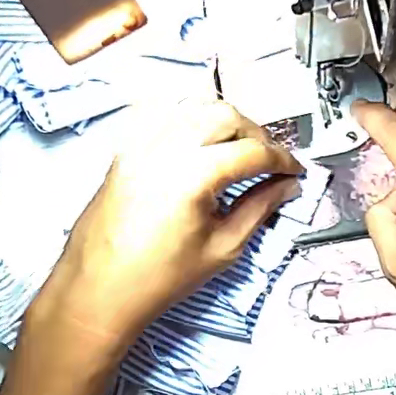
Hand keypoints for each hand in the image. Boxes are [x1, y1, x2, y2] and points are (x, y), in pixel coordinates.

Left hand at [28, 100, 302, 352]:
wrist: (100, 288)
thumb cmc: (156, 278)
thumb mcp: (223, 247)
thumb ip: (259, 208)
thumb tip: (286, 187)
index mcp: (191, 177)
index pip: (252, 151)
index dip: (282, 159)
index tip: (295, 171)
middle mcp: (163, 149)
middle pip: (226, 116)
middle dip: (258, 135)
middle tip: (272, 162)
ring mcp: (140, 143)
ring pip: (196, 105)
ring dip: (227, 121)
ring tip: (241, 149)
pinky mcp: (126, 147)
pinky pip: (164, 112)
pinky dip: (192, 117)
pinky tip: (203, 140)